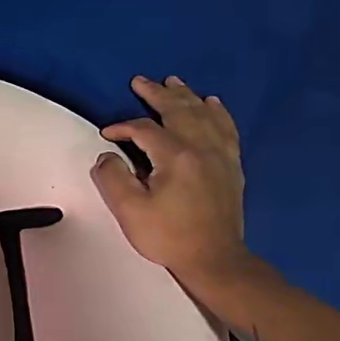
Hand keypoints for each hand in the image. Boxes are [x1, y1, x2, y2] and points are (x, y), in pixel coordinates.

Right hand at [91, 75, 253, 286]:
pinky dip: (217, 112)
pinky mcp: (231, 166)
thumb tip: (107, 155)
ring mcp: (221, 155)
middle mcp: (202, 147)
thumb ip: (114, 178)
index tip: (107, 134)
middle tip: (140, 81)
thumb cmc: (169, 236)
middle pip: (178, 110)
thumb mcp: (130, 210)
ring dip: (185, 96)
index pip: (145, 130)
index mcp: (176, 156)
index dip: (123, 127)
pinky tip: (212, 103)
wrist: (214, 259)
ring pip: (203, 114)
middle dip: (156, 94)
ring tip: (173, 81)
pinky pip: (226, 128)